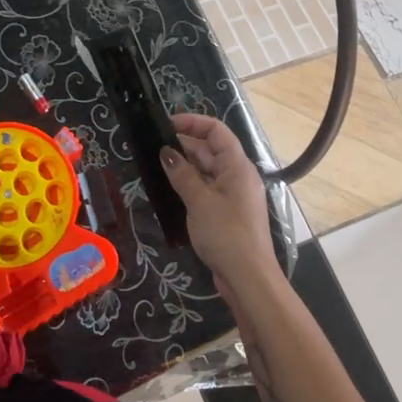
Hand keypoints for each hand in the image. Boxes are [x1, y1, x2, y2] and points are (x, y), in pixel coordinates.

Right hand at [160, 113, 277, 289]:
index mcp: (238, 166)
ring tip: (156, 166)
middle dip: (183, 146)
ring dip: (185, 167)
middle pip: (210, 150)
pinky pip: (207, 189)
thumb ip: (182, 174)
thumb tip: (166, 152)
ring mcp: (234, 195)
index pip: (216, 130)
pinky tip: (170, 190)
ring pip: (207, 171)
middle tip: (153, 147)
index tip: (166, 124)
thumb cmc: (226, 234)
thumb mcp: (199, 201)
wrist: (249, 279)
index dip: (193, 122)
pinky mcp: (228, 213)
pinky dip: (190, 185)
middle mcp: (238, 176)